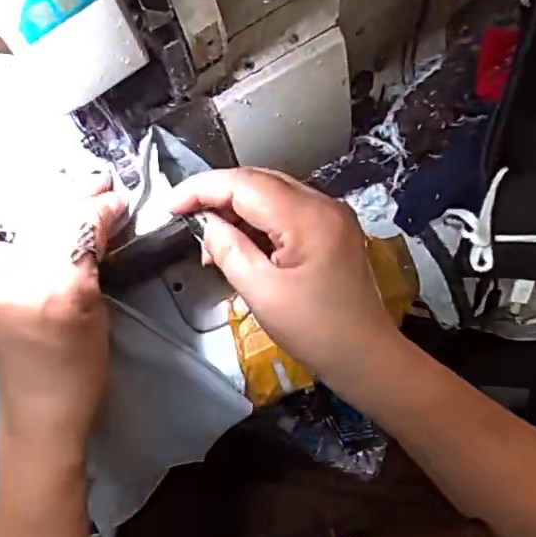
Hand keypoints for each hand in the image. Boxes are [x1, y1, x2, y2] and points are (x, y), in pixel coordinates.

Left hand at [0, 174, 127, 453]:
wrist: (37, 413)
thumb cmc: (81, 373)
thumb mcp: (97, 314)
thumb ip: (90, 265)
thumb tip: (95, 224)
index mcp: (56, 292)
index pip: (77, 227)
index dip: (99, 208)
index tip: (116, 197)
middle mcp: (15, 281)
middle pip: (45, 217)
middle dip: (73, 194)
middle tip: (96, 181)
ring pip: (19, 223)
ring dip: (46, 203)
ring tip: (69, 189)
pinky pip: (3, 244)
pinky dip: (25, 226)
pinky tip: (41, 216)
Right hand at [161, 167, 395, 387]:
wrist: (364, 355)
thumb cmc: (314, 330)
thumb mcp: (261, 292)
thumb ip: (228, 250)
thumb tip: (205, 224)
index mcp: (307, 218)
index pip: (243, 184)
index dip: (201, 189)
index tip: (171, 206)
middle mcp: (323, 205)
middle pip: (257, 181)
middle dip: (216, 196)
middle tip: (186, 222)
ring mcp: (330, 215)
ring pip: (270, 194)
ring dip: (234, 211)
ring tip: (211, 245)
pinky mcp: (330, 229)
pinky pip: (285, 211)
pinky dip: (255, 222)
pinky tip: (239, 246)